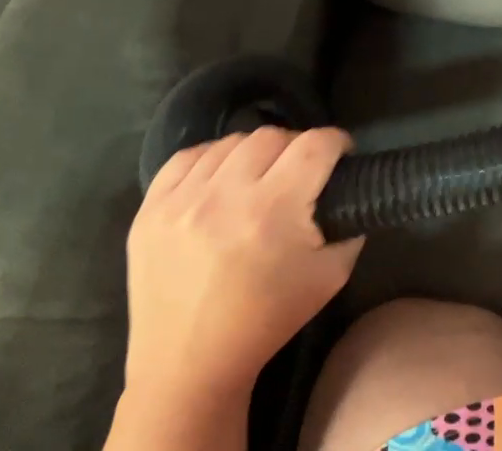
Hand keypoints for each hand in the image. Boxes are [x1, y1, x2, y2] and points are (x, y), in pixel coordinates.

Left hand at [123, 126, 362, 402]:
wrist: (189, 364)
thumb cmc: (267, 319)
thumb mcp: (333, 274)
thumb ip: (351, 225)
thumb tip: (353, 192)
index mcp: (273, 210)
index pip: (315, 144)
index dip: (338, 143)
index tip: (341, 157)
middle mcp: (224, 195)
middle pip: (273, 136)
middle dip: (297, 146)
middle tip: (301, 171)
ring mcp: (180, 201)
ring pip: (231, 142)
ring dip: (254, 152)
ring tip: (259, 176)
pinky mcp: (149, 211)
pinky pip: (186, 158)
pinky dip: (211, 159)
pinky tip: (221, 179)